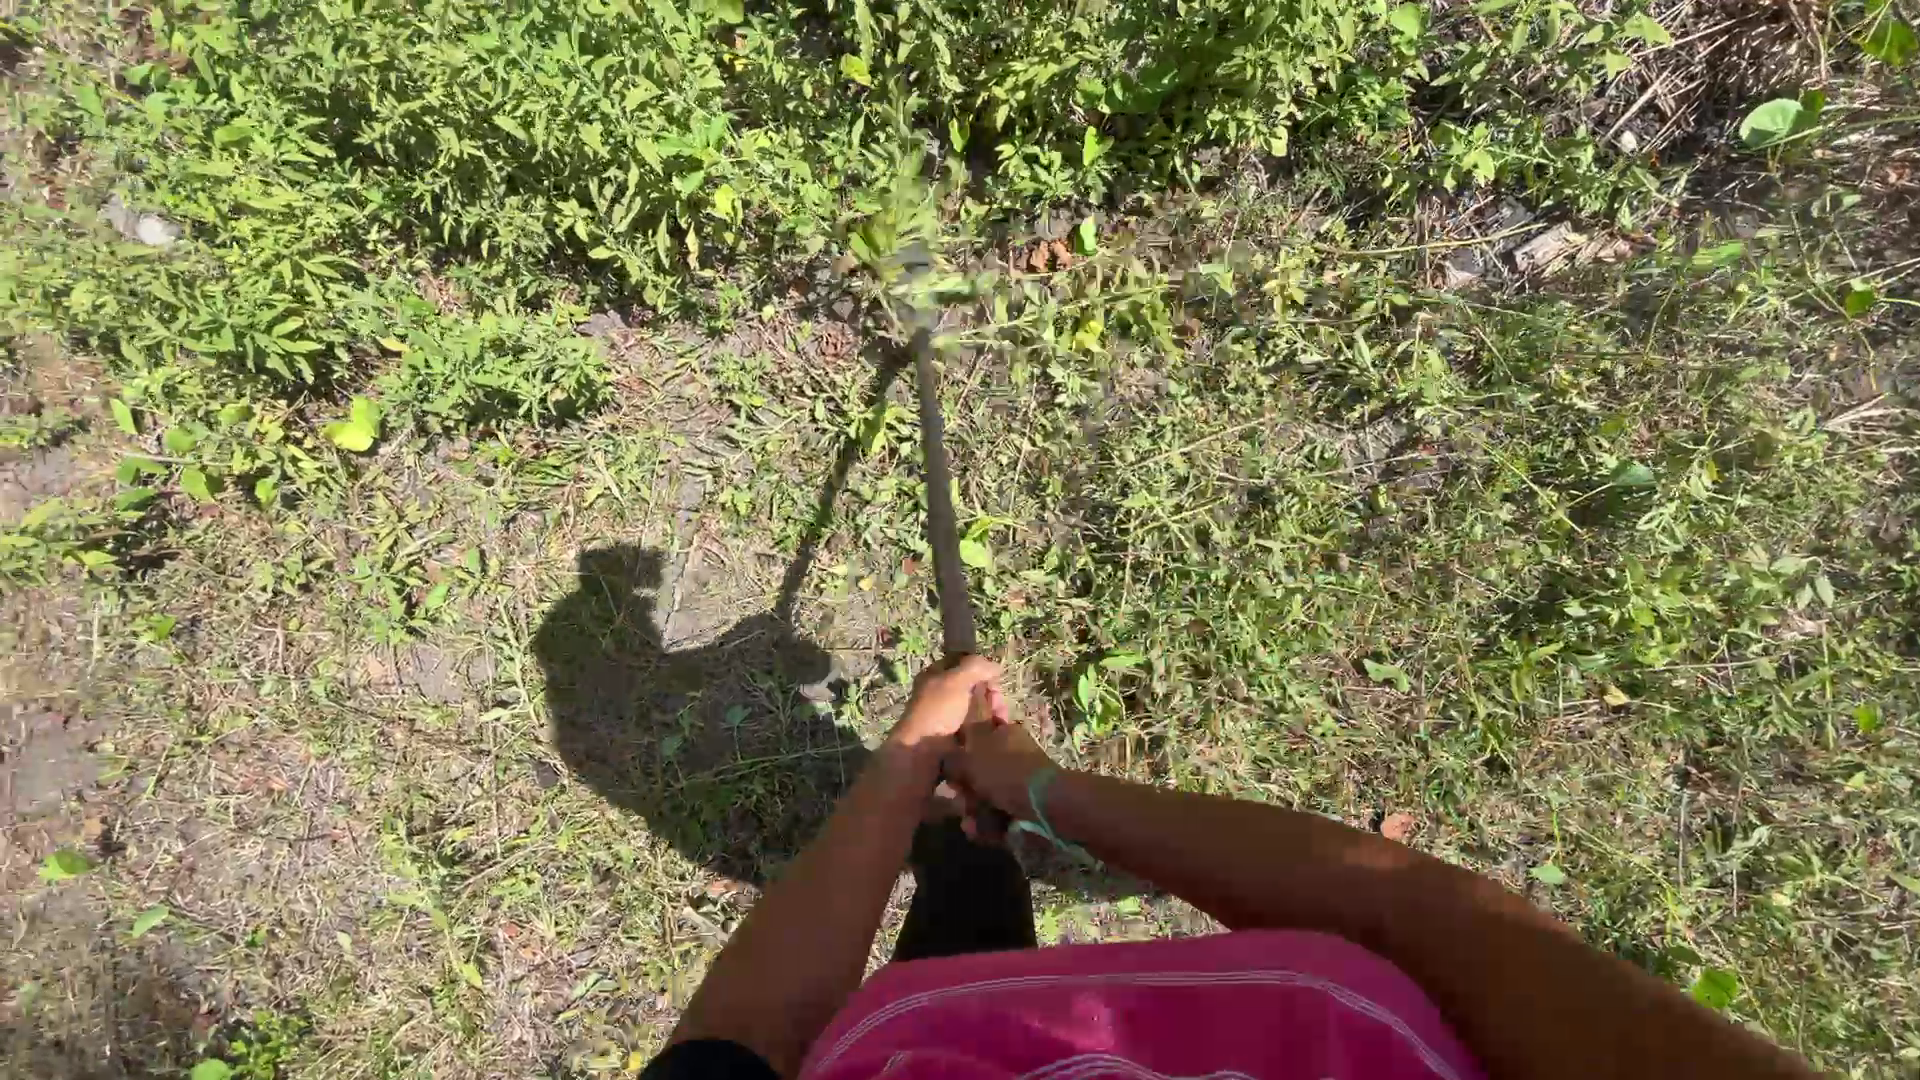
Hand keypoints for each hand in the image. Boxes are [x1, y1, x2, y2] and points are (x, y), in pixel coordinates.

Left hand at [888, 655, 1001, 750]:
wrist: (923, 753)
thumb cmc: (938, 711)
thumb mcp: (955, 680)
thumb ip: (976, 667)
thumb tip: (995, 667)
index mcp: (935, 676)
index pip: (963, 663)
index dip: (981, 668)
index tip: (995, 678)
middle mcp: (941, 693)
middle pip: (974, 686)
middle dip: (990, 692)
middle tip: (998, 703)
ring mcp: (948, 715)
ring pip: (978, 706)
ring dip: (992, 710)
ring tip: (1001, 719)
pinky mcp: (956, 736)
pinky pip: (978, 725)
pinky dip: (989, 726)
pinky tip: (998, 729)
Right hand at [945, 683, 1054, 823]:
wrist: (1044, 806)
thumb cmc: (1004, 772)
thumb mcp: (969, 760)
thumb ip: (951, 758)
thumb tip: (942, 759)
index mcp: (1002, 733)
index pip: (973, 734)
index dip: (956, 750)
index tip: (946, 767)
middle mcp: (1011, 754)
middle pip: (977, 770)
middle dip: (964, 789)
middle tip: (958, 799)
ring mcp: (1018, 781)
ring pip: (985, 795)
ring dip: (974, 810)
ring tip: (970, 823)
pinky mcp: (1023, 805)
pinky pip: (997, 814)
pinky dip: (987, 824)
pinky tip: (979, 831)